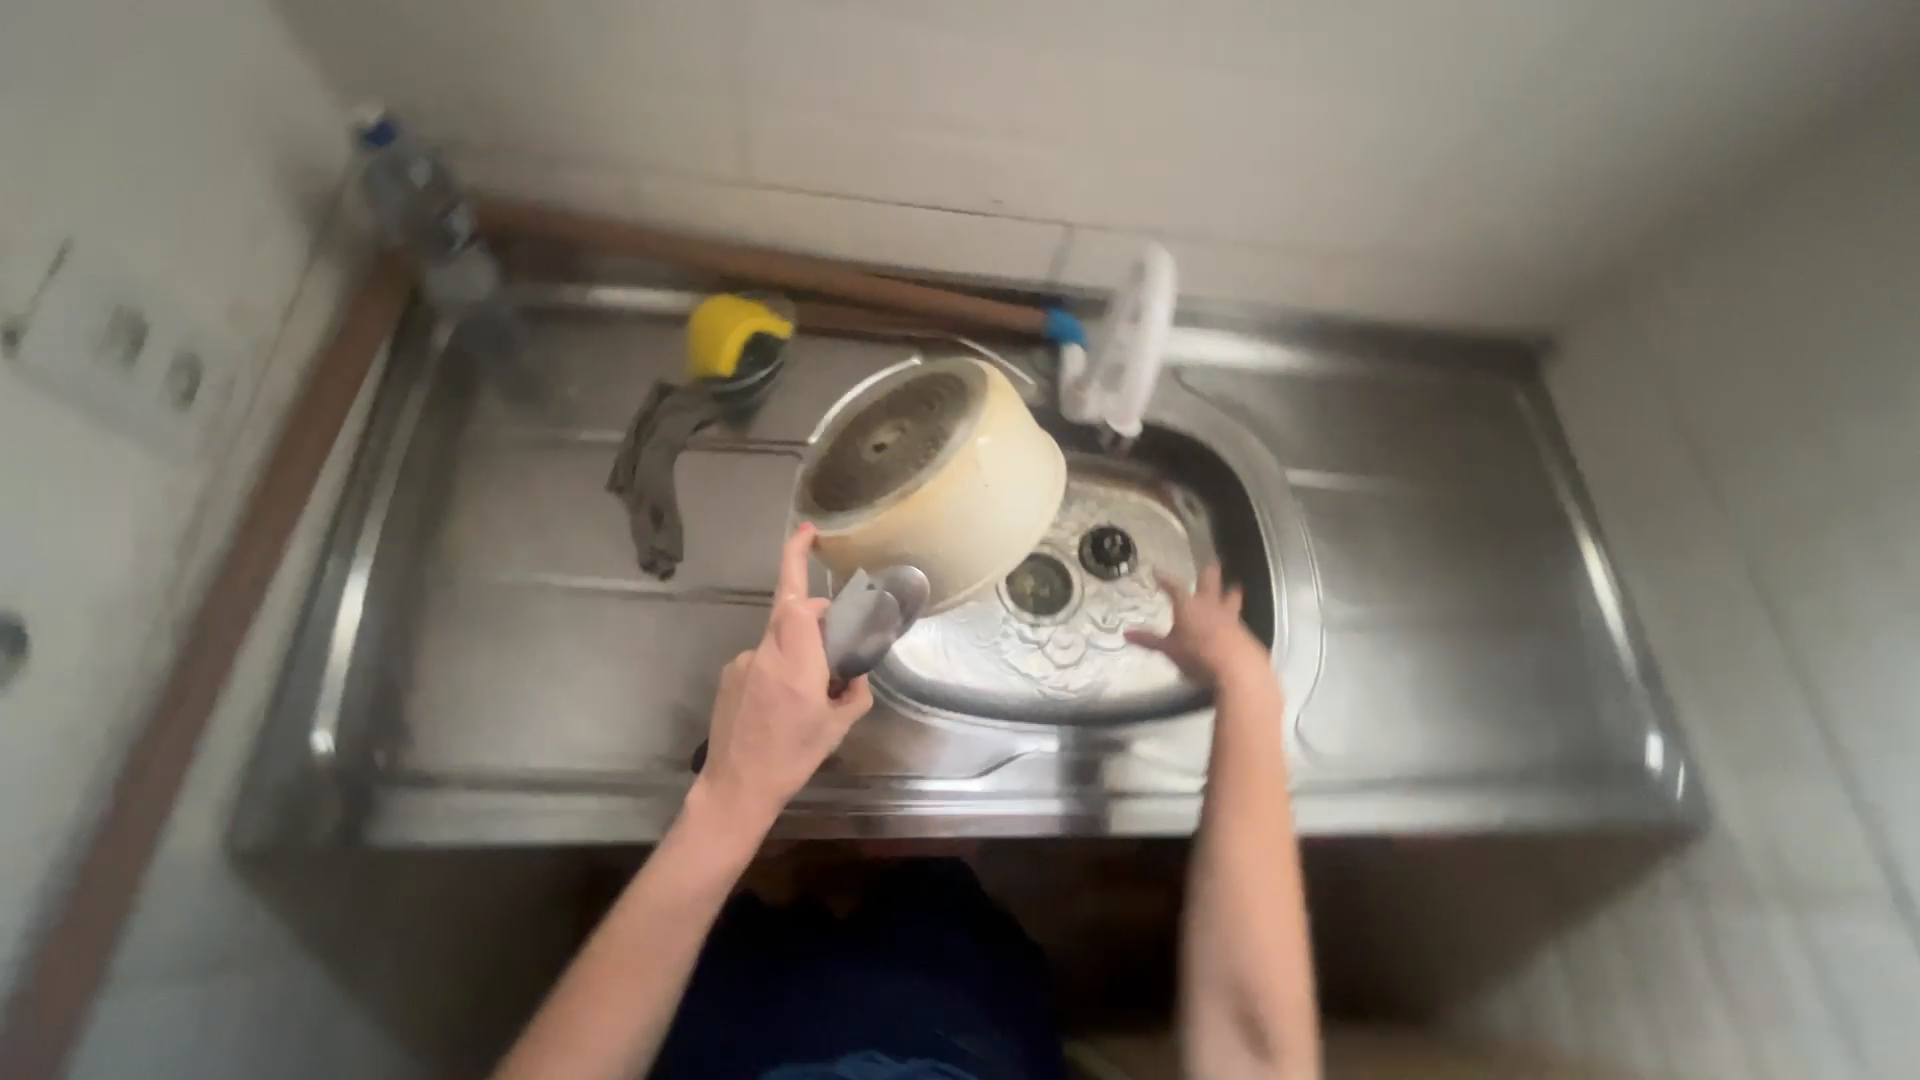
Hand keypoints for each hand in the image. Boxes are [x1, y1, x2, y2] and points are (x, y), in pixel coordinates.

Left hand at [693, 524, 873, 831]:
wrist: (736, 787)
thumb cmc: (792, 758)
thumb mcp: (838, 728)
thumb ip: (855, 693)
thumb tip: (856, 676)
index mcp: (796, 664)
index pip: (796, 602)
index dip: (798, 562)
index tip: (807, 535)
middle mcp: (765, 654)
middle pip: (789, 611)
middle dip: (813, 611)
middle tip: (836, 637)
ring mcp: (742, 664)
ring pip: (777, 637)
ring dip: (797, 647)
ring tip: (807, 690)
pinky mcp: (729, 676)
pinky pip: (762, 657)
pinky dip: (778, 666)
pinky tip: (781, 702)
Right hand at [1126, 563, 1266, 683]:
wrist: (1235, 666)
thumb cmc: (1196, 654)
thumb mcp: (1168, 649)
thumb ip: (1148, 640)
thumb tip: (1125, 634)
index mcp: (1188, 605)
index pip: (1173, 587)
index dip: (1165, 579)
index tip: (1157, 572)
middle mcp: (1209, 604)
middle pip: (1210, 580)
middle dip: (1209, 572)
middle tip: (1211, 562)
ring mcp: (1229, 614)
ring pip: (1231, 596)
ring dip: (1231, 591)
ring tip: (1235, 586)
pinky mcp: (1242, 628)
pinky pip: (1238, 616)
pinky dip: (1236, 613)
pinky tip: (1236, 619)